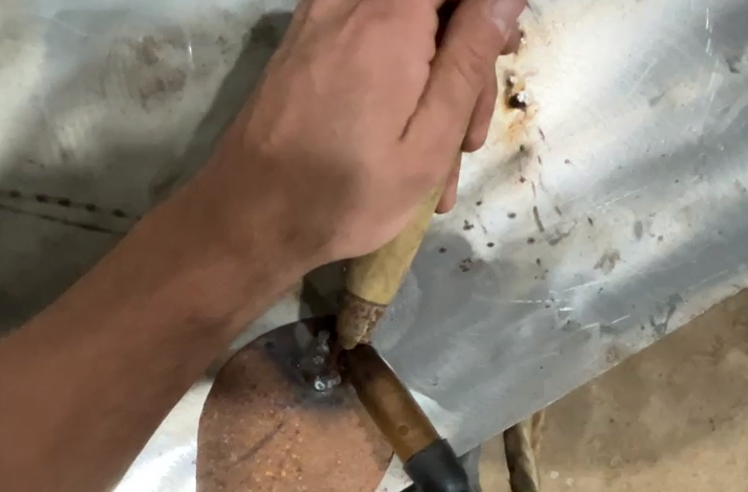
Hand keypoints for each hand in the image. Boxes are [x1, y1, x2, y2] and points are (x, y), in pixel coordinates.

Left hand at [179, 0, 525, 274]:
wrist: (255, 216)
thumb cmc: (349, 191)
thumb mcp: (428, 140)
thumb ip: (472, 58)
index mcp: (393, 14)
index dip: (484, 21)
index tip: (492, 67)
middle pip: (433, 10)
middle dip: (462, 68)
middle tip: (468, 142)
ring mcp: (321, 17)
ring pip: (403, 33)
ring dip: (429, 91)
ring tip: (435, 170)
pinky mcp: (304, 45)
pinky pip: (368, 48)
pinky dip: (393, 89)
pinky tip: (399, 151)